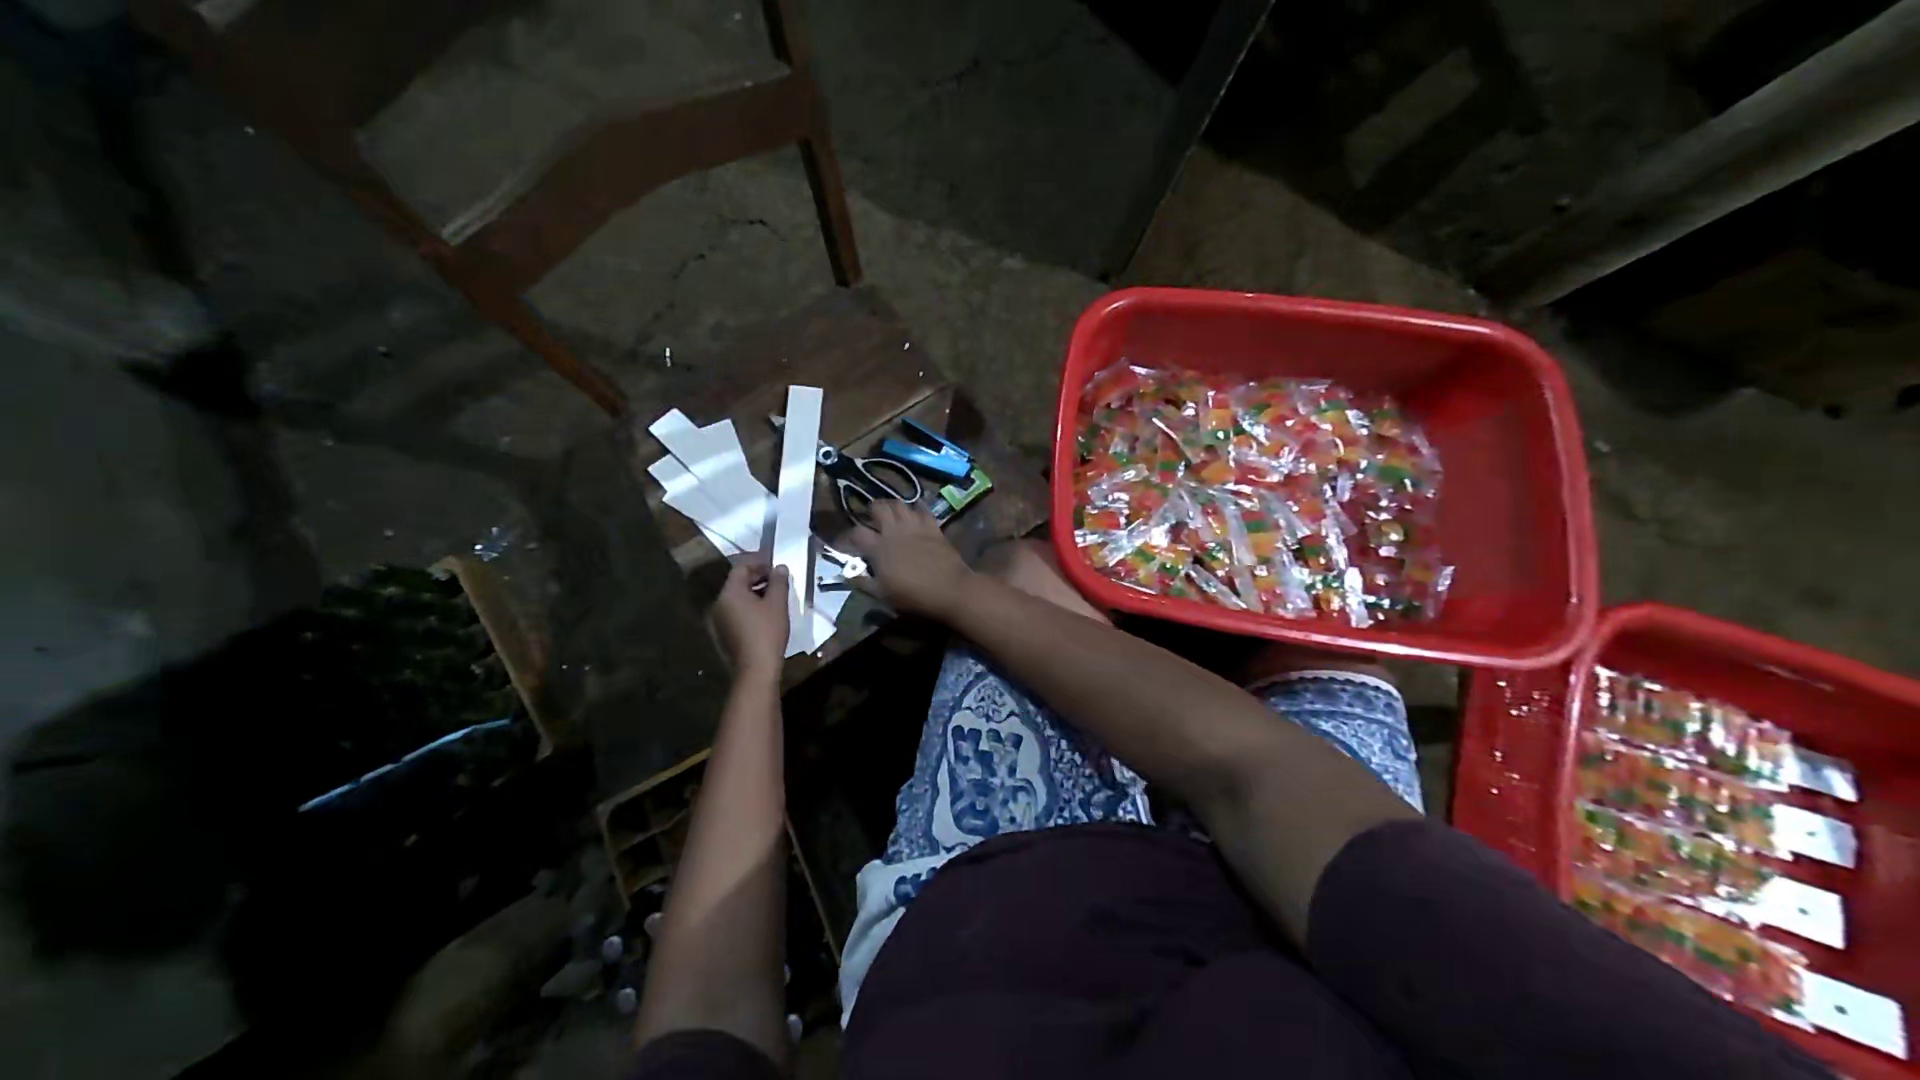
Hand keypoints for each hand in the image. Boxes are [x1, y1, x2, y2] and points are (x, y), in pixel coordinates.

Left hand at [714, 561, 788, 675]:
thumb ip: (778, 582)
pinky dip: (748, 607)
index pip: (741, 568)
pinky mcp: (722, 633)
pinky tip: (764, 614)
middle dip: (757, 578)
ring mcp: (718, 620)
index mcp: (730, 593)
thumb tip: (780, 567)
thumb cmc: (767, 632)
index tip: (776, 567)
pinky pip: (734, 611)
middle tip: (777, 581)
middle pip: (736, 583)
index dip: (759, 564)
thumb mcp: (777, 604)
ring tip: (774, 597)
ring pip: (736, 598)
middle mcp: (719, 603)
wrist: (755, 668)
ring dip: (753, 593)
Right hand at [849, 500, 973, 617]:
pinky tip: (915, 514)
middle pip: (879, 508)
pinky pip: (923, 509)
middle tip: (873, 518)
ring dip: (893, 506)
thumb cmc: (913, 595)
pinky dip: (917, 509)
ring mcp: (915, 526)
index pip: (857, 533)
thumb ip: (864, 582)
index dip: (849, 535)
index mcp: (879, 548)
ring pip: (900, 504)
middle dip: (873, 510)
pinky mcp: (933, 527)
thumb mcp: (883, 594)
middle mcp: (894, 531)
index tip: (847, 541)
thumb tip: (849, 574)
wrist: (950, 589)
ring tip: (892, 514)